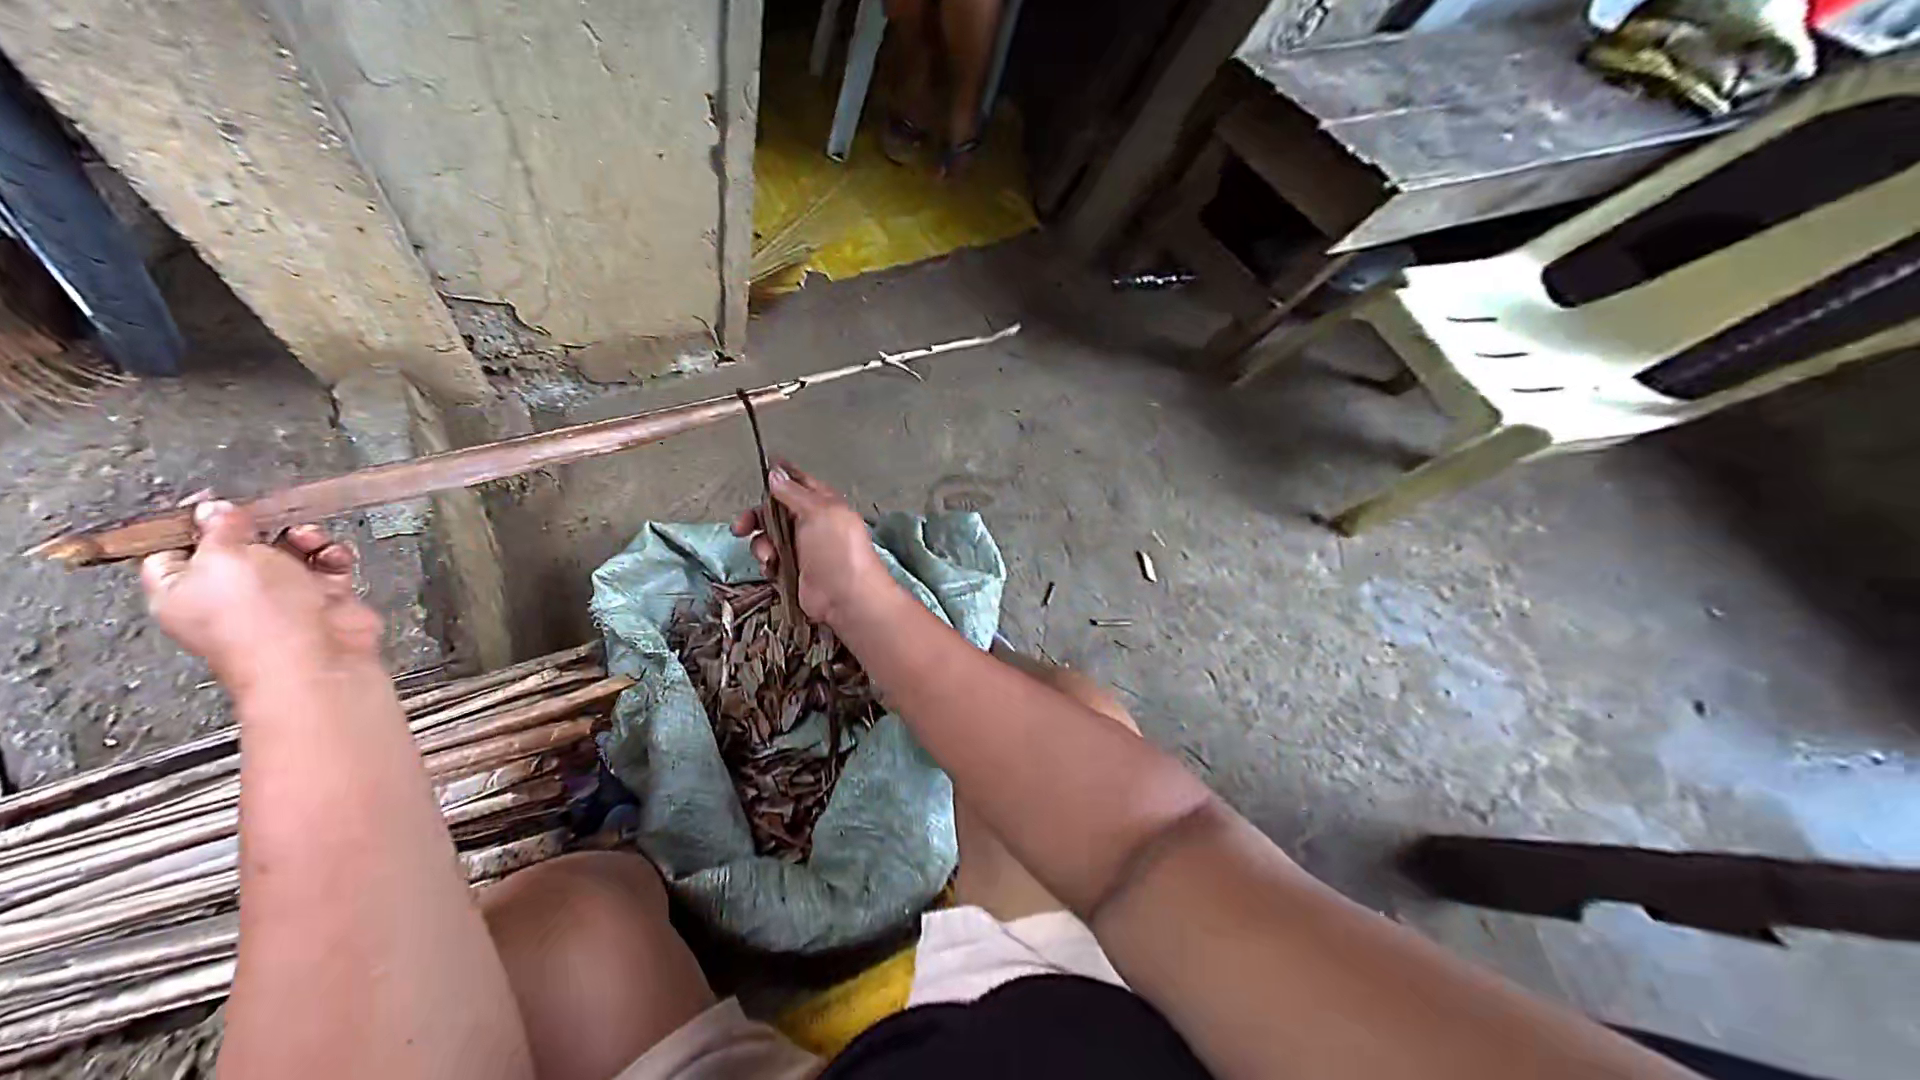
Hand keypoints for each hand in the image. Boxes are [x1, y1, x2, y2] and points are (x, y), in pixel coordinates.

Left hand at [142, 501, 382, 692]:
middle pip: (242, 547)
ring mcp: (280, 598)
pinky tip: (332, 556)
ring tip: (309, 539)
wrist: (315, 654)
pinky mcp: (323, 599)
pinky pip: (328, 566)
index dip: (195, 524)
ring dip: (304, 538)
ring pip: (290, 552)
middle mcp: (230, 595)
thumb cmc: (257, 618)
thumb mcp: (223, 558)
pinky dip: (334, 556)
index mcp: (182, 589)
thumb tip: (215, 510)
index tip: (216, 504)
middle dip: (262, 528)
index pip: (176, 548)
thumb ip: (220, 528)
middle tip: (271, 520)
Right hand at [731, 462, 896, 627]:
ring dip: (761, 545)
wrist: (845, 597)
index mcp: (823, 503)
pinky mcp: (792, 569)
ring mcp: (801, 548)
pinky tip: (773, 568)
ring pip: (767, 537)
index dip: (780, 477)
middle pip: (774, 511)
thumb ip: (794, 492)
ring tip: (769, 556)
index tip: (761, 471)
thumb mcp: (819, 511)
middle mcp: (811, 523)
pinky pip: (769, 560)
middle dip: (756, 517)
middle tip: (742, 526)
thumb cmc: (839, 550)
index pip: (798, 483)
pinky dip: (767, 563)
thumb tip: (776, 474)